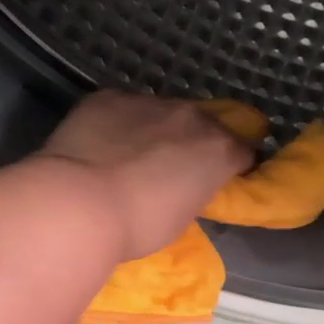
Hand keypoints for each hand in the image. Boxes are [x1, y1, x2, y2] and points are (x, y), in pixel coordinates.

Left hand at [34, 92, 252, 258]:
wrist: (80, 204)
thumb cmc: (140, 225)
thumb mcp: (183, 216)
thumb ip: (194, 190)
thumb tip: (185, 183)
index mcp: (219, 149)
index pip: (243, 151)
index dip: (232, 167)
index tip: (219, 182)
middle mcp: (191, 116)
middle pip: (204, 125)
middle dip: (195, 143)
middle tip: (174, 170)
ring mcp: (149, 102)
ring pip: (162, 114)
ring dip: (157, 131)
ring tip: (133, 157)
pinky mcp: (109, 97)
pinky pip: (124, 109)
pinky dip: (120, 124)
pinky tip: (103, 145)